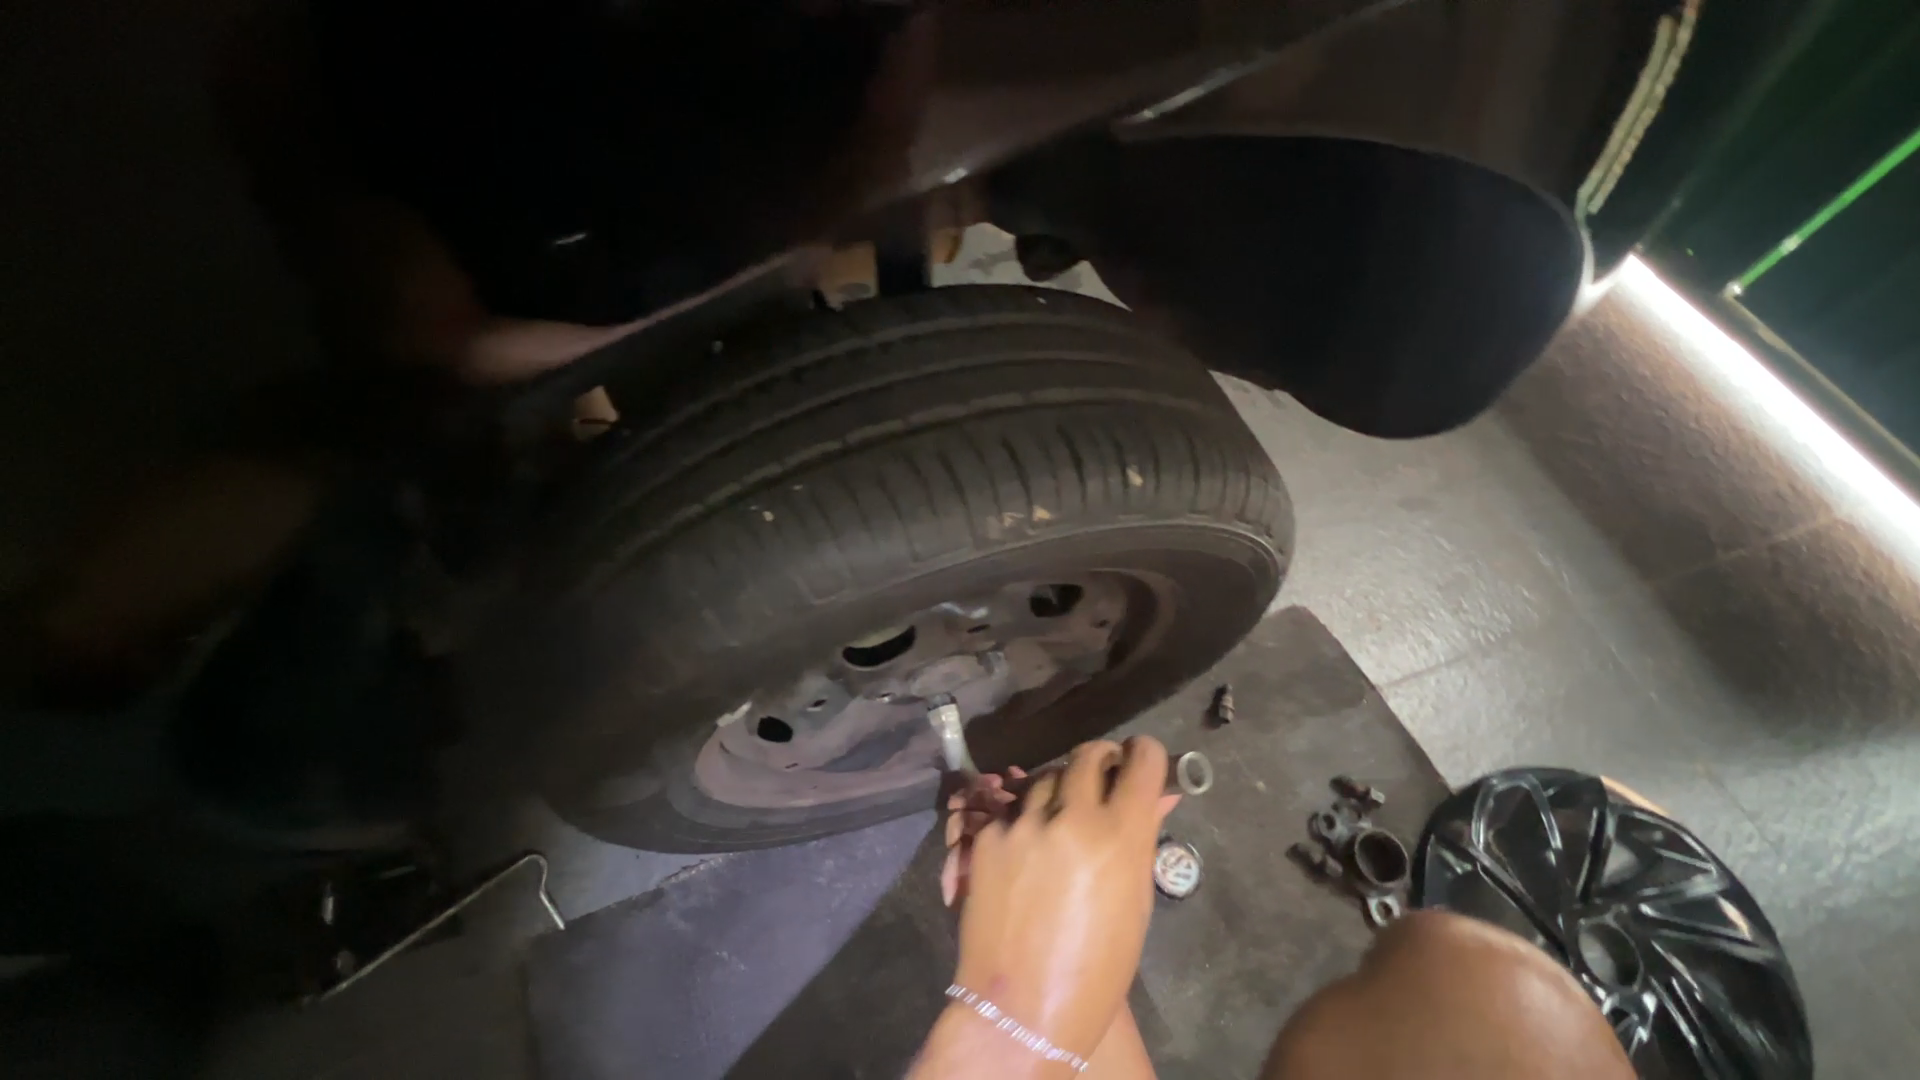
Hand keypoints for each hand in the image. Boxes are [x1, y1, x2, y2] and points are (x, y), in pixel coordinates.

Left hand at [948, 737, 1178, 1063]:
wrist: (1024, 1007)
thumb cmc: (1097, 966)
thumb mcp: (1134, 901)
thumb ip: (1142, 835)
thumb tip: (1161, 793)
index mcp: (1120, 835)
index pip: (1142, 761)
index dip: (1145, 754)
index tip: (1140, 759)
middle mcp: (1073, 817)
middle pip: (1087, 754)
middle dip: (1100, 760)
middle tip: (1101, 777)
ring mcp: (1025, 824)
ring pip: (1046, 777)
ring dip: (1060, 787)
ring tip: (1063, 816)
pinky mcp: (989, 836)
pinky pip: (1014, 808)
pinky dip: (1026, 817)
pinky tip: (1030, 845)